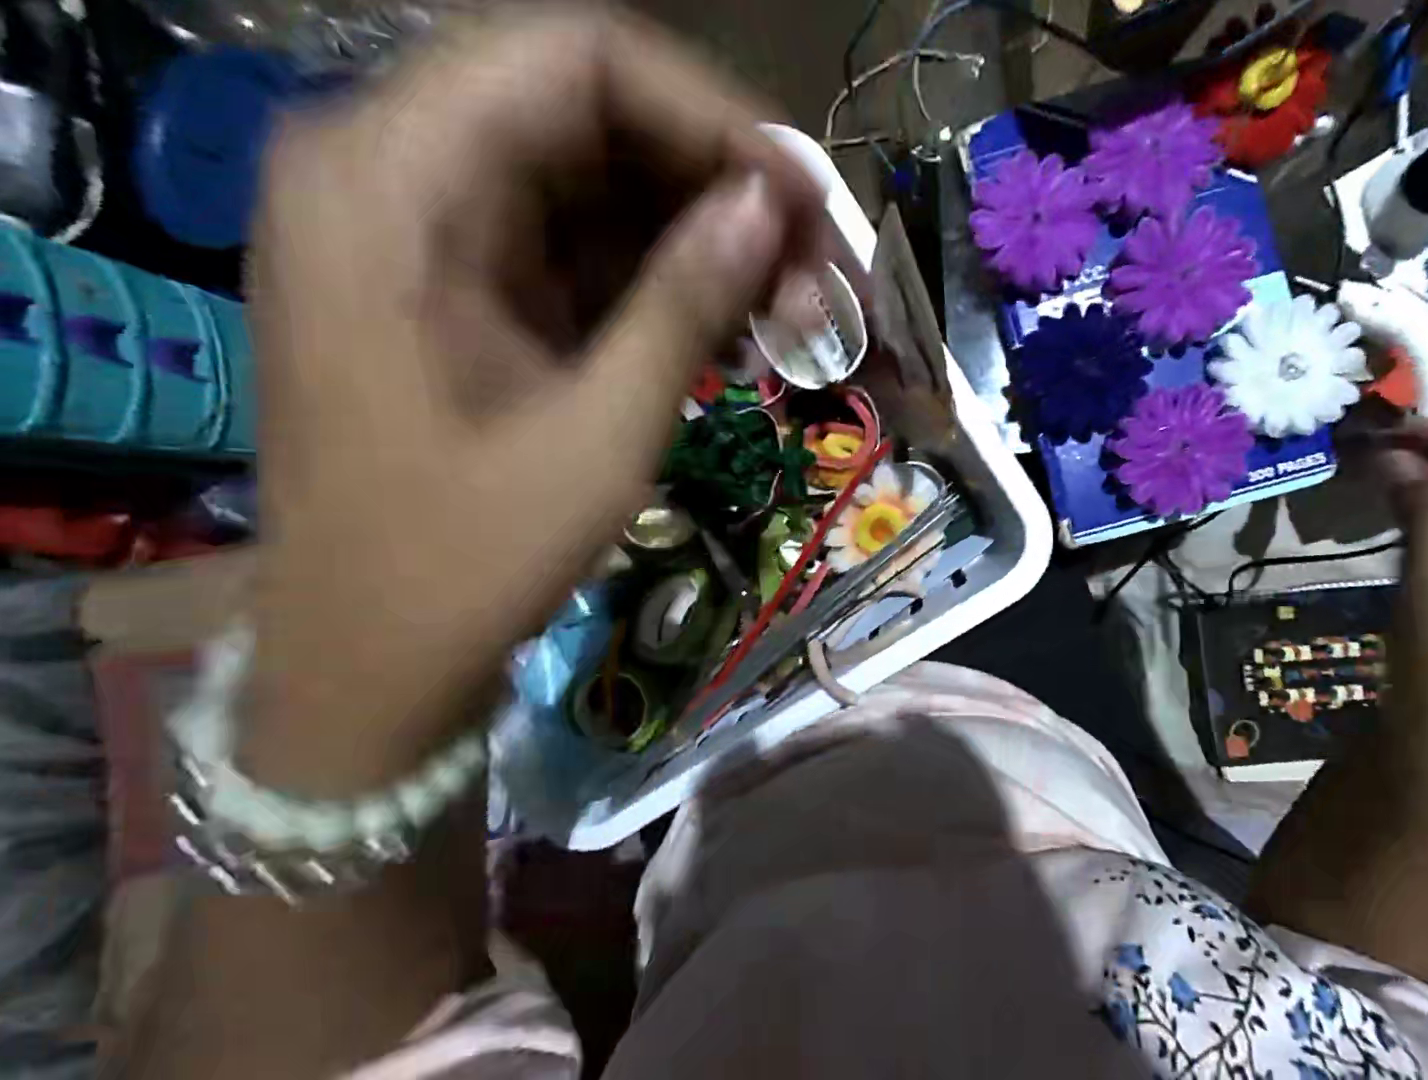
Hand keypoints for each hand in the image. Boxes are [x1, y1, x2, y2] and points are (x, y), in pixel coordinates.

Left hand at [240, 7, 825, 793]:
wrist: (377, 656)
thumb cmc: (471, 555)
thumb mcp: (600, 428)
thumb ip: (685, 301)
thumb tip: (771, 208)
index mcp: (395, 181)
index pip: (577, 61)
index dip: (712, 117)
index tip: (806, 201)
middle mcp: (404, 176)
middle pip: (600, 121)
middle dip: (727, 189)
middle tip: (822, 274)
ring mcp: (440, 238)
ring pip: (608, 191)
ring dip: (715, 243)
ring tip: (802, 316)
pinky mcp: (476, 293)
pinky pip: (593, 253)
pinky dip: (675, 283)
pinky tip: (744, 331)